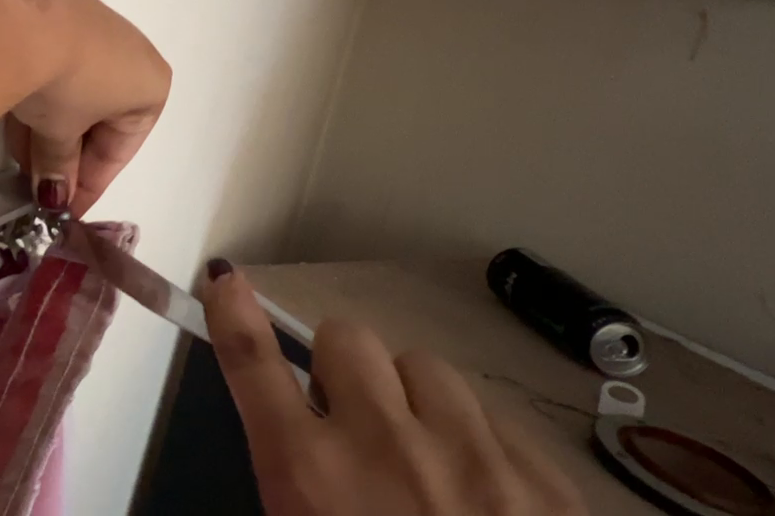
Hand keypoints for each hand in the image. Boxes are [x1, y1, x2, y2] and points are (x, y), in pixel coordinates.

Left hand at [0, 0, 169, 215]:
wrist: (20, 13)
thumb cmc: (63, 79)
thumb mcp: (61, 132)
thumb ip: (59, 165)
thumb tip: (53, 197)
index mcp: (150, 85)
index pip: (119, 150)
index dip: (88, 185)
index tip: (63, 211)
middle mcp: (129, 55)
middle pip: (96, 121)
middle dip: (63, 157)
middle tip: (36, 188)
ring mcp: (91, 30)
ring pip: (72, 95)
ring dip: (45, 130)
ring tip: (18, 160)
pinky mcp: (54, 16)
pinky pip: (52, 68)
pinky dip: (35, 97)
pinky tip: (10, 119)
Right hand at [201, 263, 587, 515]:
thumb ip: (295, 477)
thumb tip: (303, 426)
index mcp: (308, 475)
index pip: (252, 361)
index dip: (233, 311)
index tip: (224, 280)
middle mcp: (383, 445)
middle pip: (347, 338)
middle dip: (345, 371)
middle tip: (355, 421)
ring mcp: (473, 458)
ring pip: (424, 366)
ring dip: (414, 399)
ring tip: (429, 458)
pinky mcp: (549, 483)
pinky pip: (494, 416)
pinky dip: (478, 439)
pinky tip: (487, 495)